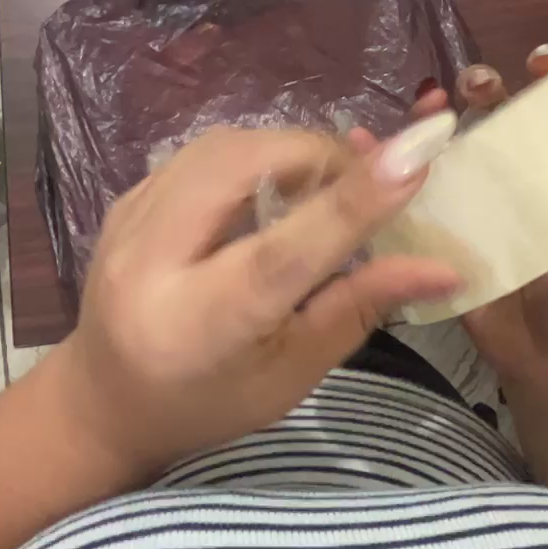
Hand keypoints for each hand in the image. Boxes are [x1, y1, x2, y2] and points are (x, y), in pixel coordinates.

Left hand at [41, 123, 461, 477]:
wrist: (104, 399)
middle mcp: (151, 262)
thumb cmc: (208, 403)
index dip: (352, 202)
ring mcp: (128, 221)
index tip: (414, 157)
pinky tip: (274, 183)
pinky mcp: (125, 198)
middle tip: (366, 173)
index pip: (282, 253)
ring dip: (287, 148)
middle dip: (317, 155)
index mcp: (199, 326)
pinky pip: (202, 151)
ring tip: (325, 178)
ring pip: (221, 144)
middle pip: (240, 167)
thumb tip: (443, 267)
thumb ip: (358, 308)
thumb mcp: (291, 374)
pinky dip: (254, 153)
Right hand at [391, 45, 547, 478]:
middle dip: (480, 88)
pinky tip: (360, 144)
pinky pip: (406, 194)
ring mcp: (471, 200)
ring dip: (426, 119)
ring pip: (445, 146)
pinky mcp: (436, 230)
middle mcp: (512, 174)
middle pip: (491, 114)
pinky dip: (381, 167)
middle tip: (472, 86)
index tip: (541, 64)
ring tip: (414, 108)